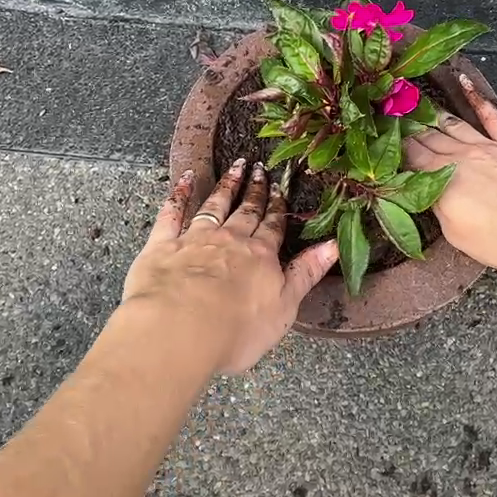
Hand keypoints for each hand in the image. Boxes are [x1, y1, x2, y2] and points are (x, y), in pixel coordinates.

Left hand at [122, 158, 338, 373]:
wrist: (179, 330)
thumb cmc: (234, 330)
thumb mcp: (284, 308)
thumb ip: (306, 274)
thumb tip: (333, 245)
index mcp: (260, 257)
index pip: (272, 227)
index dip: (277, 207)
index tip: (280, 188)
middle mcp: (230, 241)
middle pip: (246, 211)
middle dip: (255, 190)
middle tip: (260, 169)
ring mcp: (195, 239)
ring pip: (215, 205)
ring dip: (227, 185)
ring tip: (236, 166)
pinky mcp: (163, 245)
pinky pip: (173, 212)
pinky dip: (180, 193)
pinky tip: (186, 178)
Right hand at [405, 74, 496, 275]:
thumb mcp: (456, 235)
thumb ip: (437, 207)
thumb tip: (423, 189)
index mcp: (443, 178)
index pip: (411, 157)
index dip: (394, 146)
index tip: (382, 135)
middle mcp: (462, 156)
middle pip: (429, 138)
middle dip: (409, 127)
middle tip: (393, 114)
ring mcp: (489, 146)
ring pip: (454, 125)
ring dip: (434, 115)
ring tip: (418, 104)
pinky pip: (492, 117)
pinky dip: (477, 99)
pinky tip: (465, 85)